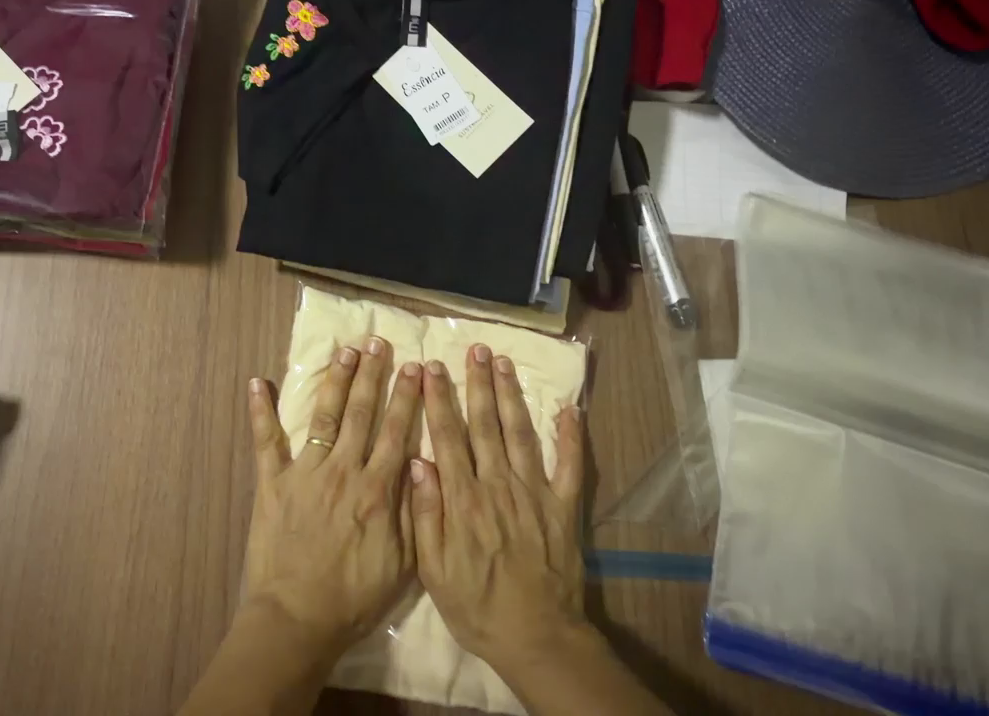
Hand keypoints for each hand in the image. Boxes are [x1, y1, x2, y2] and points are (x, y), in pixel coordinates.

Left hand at [241, 337, 424, 654]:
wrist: (298, 618)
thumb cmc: (354, 597)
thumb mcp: (403, 562)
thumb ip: (414, 511)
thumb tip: (424, 464)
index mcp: (377, 489)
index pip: (397, 431)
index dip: (407, 397)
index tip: (417, 367)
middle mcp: (342, 470)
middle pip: (360, 412)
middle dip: (372, 374)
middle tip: (378, 342)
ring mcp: (304, 472)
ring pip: (323, 416)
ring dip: (334, 380)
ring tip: (344, 351)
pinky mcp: (271, 483)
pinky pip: (265, 441)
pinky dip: (260, 410)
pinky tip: (258, 381)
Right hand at [409, 344, 588, 671]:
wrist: (536, 637)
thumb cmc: (476, 606)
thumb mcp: (433, 570)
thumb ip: (426, 513)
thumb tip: (417, 461)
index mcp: (463, 499)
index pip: (447, 436)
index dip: (439, 399)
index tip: (431, 367)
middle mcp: (498, 485)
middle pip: (485, 424)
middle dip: (477, 384)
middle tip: (473, 349)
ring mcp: (535, 493)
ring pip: (521, 433)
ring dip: (511, 395)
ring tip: (504, 362)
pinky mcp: (564, 507)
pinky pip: (570, 465)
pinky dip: (571, 436)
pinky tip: (569, 408)